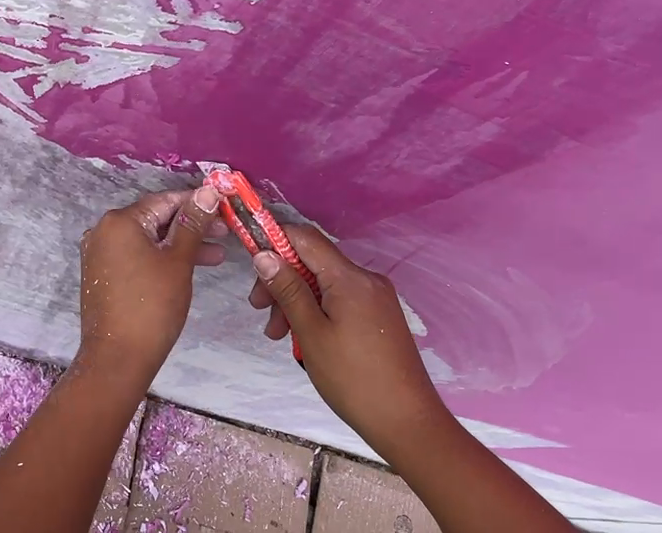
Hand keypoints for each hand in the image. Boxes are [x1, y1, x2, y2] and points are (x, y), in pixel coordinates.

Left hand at [76, 187, 223, 384]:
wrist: (117, 359)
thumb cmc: (151, 308)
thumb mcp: (178, 262)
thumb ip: (193, 224)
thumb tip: (208, 191)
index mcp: (120, 221)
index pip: (165, 200)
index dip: (197, 203)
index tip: (225, 208)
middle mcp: (104, 230)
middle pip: (156, 218)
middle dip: (191, 226)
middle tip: (225, 233)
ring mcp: (101, 253)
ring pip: (148, 239)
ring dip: (181, 245)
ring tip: (217, 256)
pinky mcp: (104, 273)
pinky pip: (137, 255)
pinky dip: (162, 259)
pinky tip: (188, 267)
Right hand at [248, 226, 448, 454]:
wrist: (410, 425)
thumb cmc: (353, 379)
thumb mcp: (311, 334)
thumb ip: (287, 290)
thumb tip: (264, 254)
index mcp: (350, 278)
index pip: (304, 237)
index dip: (274, 240)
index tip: (251, 263)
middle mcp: (366, 279)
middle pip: (312, 262)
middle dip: (282, 280)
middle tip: (260, 310)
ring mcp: (376, 298)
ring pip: (324, 283)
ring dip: (297, 300)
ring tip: (277, 335)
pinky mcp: (380, 316)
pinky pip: (340, 299)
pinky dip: (317, 310)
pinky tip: (304, 337)